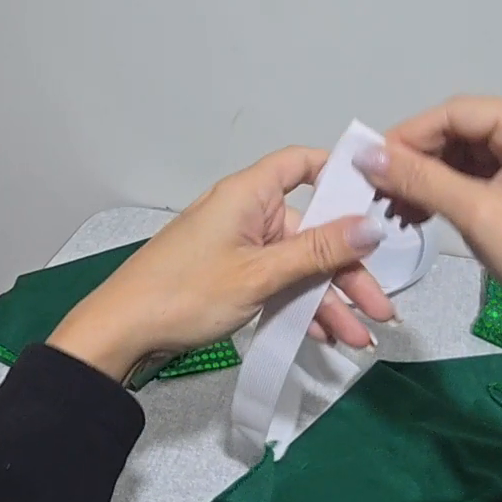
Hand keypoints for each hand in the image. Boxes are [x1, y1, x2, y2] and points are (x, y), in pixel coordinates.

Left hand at [47, 147, 395, 380]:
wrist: (121, 335)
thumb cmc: (185, 293)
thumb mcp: (260, 274)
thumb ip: (318, 251)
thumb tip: (371, 226)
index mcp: (249, 195)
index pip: (301, 164)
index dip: (339, 175)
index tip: (376, 201)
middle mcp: (246, 214)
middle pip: (310, 231)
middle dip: (347, 271)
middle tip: (381, 308)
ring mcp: (238, 248)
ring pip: (297, 266)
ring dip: (328, 300)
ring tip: (359, 336)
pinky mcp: (231, 277)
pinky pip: (277, 284)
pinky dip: (299, 307)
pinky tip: (324, 336)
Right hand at [355, 97, 501, 348]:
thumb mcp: (479, 215)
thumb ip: (421, 179)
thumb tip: (365, 155)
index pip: (458, 113)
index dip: (408, 136)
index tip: (368, 162)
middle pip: (461, 131)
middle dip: (417, 161)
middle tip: (377, 190)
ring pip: (466, 153)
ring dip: (429, 178)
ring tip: (395, 207)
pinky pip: (480, 172)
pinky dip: (449, 190)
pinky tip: (420, 210)